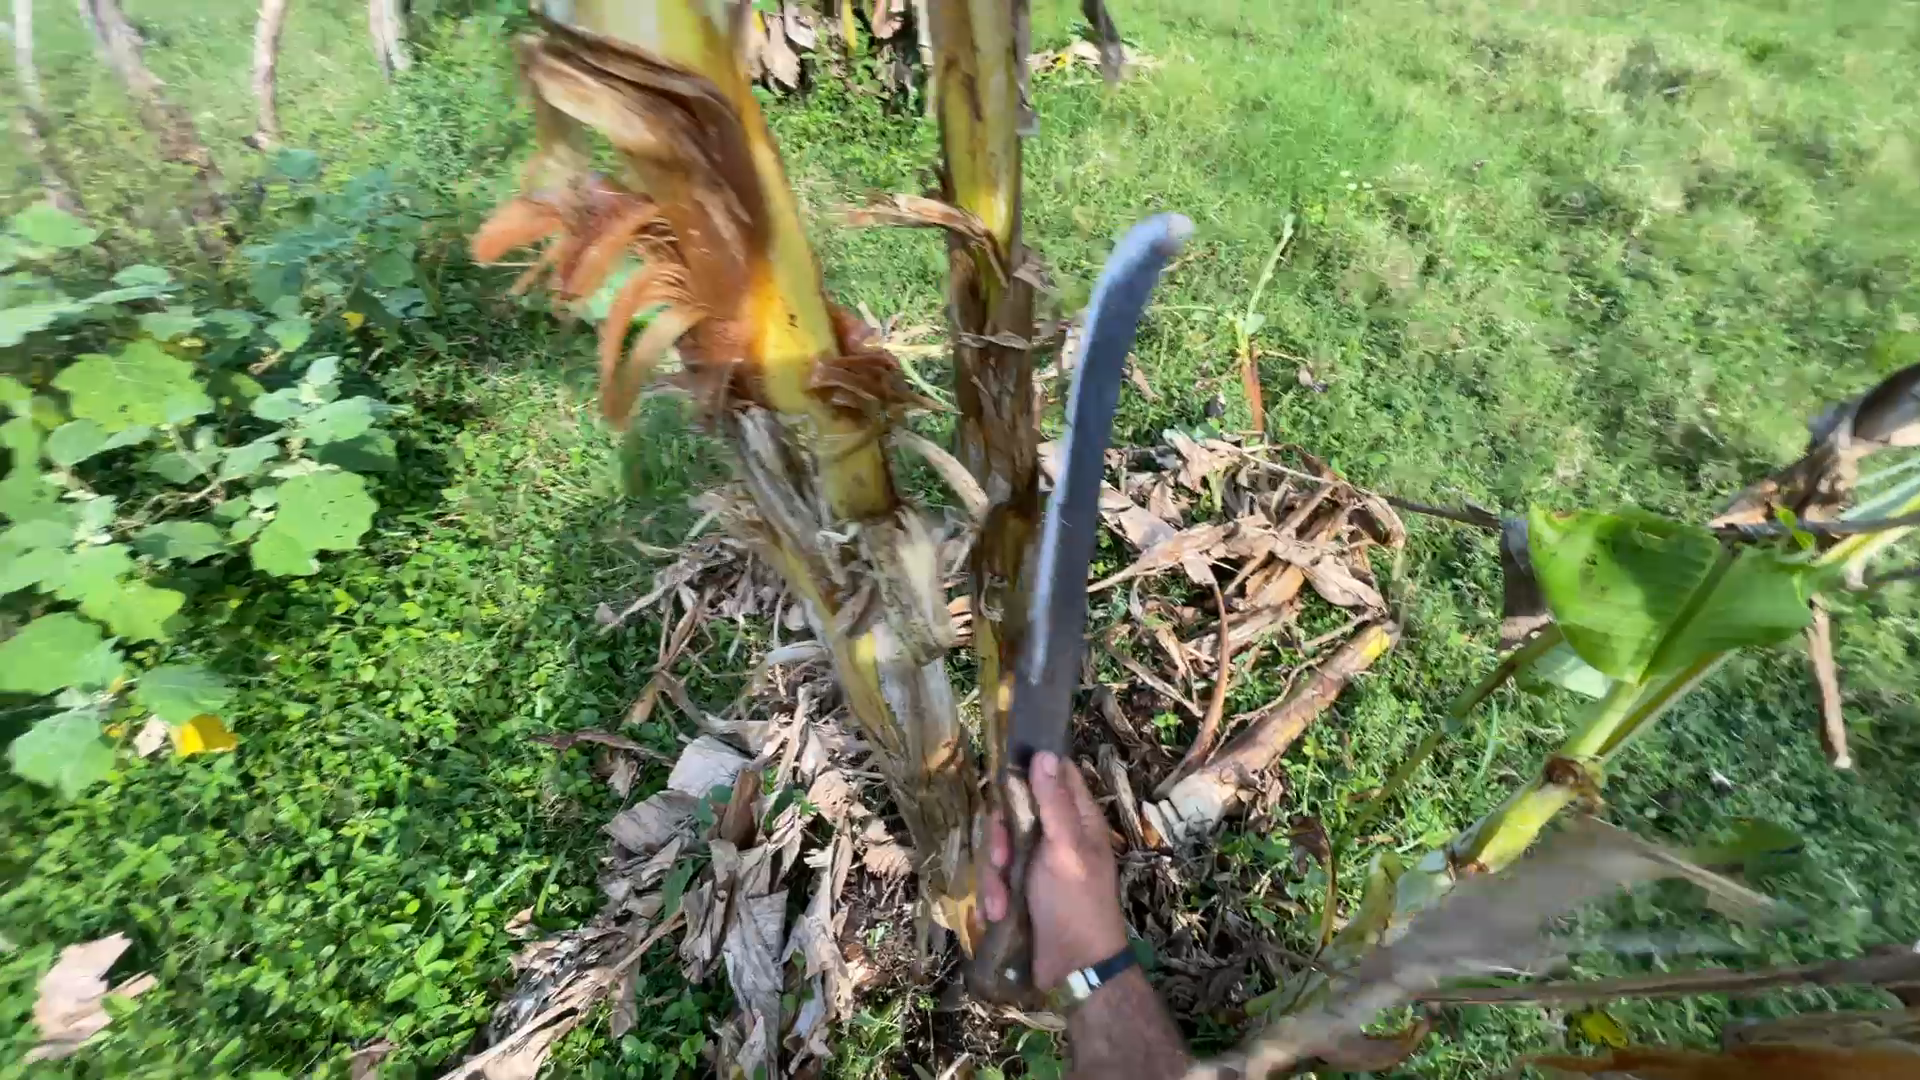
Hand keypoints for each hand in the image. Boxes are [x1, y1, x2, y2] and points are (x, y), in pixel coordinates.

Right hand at [980, 751, 1128, 990]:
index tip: (1004, 776)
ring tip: (1000, 901)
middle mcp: (1058, 834)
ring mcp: (1039, 862)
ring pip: (1002, 844)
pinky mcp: (1022, 887)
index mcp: (1078, 818)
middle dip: (1002, 835)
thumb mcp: (1066, 848)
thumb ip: (1053, 801)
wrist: (1073, 971)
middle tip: (1001, 856)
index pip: (1056, 774)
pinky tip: (997, 912)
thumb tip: (1044, 752)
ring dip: (995, 873)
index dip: (1031, 770)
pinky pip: (998, 875)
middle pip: (1017, 810)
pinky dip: (994, 893)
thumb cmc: (1077, 903)